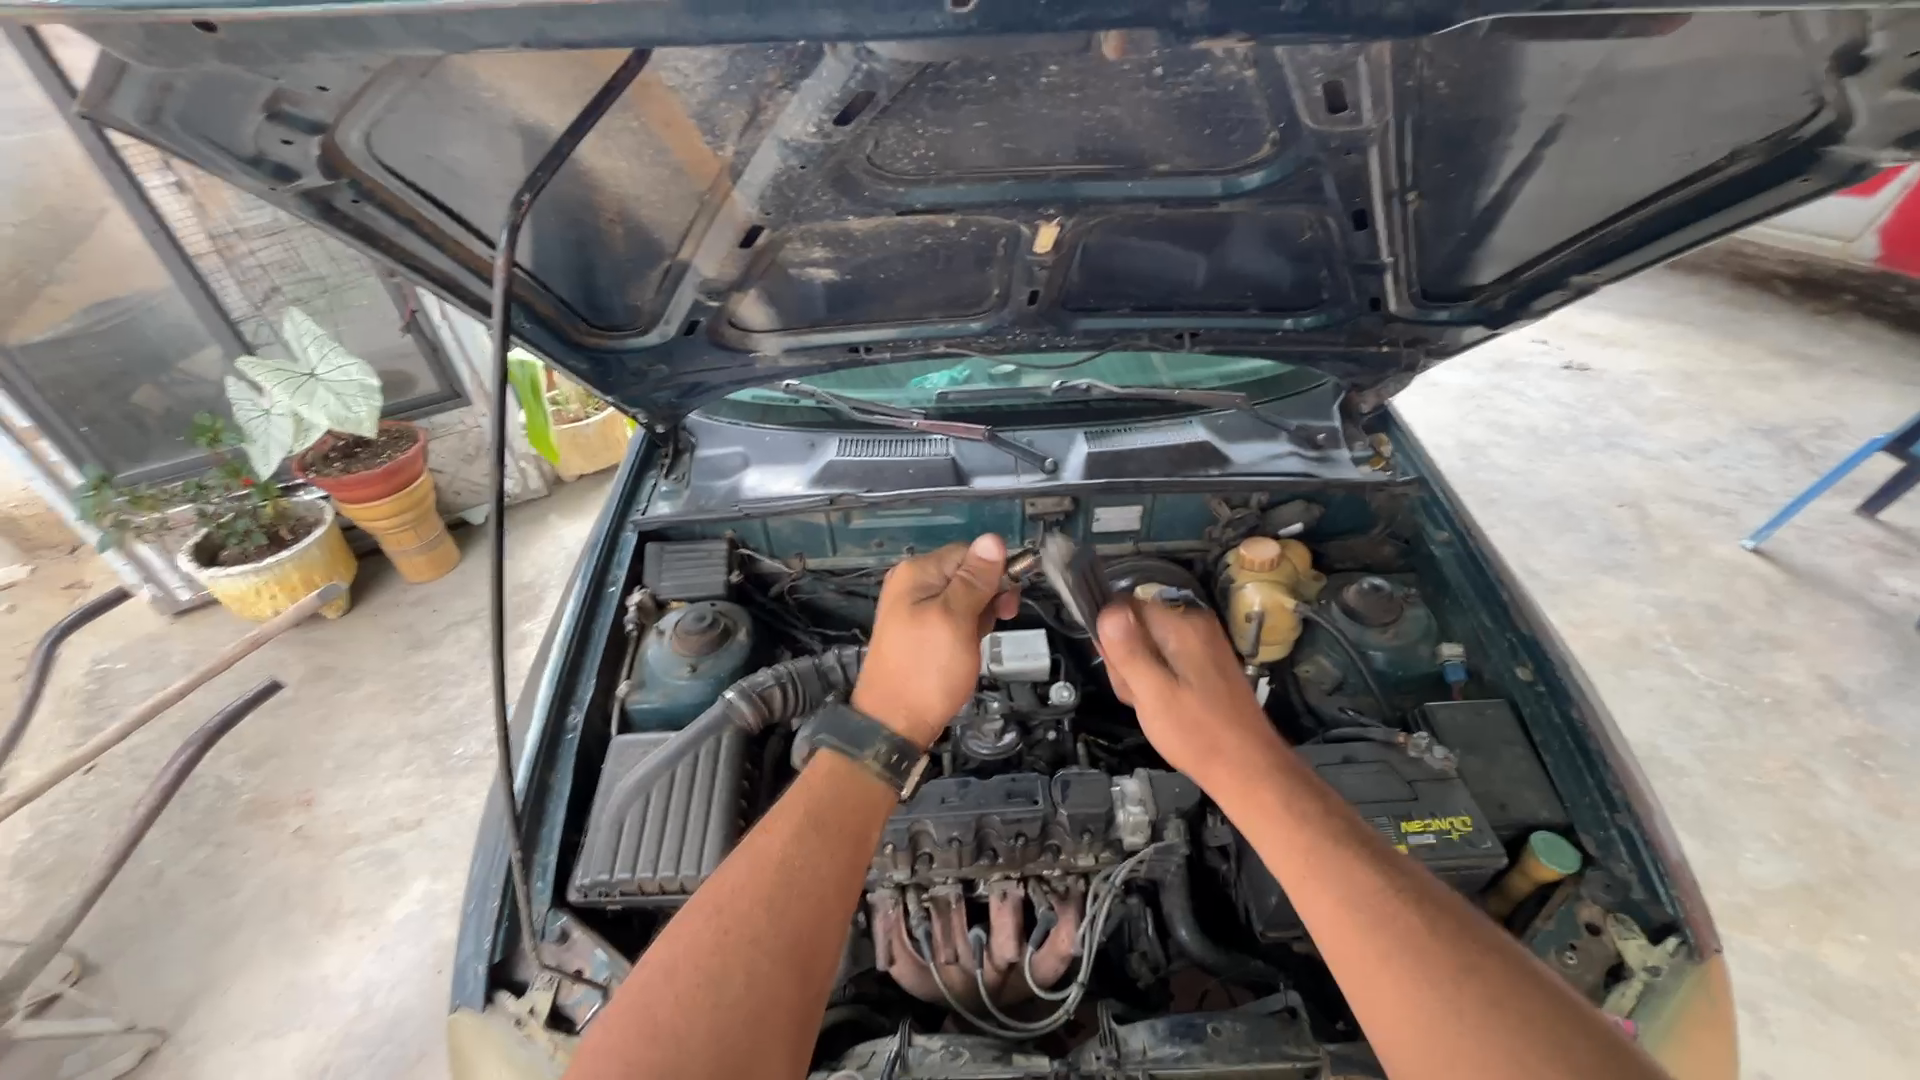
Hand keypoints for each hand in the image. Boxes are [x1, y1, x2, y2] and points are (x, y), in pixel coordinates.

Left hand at [852, 535, 1020, 748]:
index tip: (1009, 602)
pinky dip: (968, 631)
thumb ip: (975, 579)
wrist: (893, 724)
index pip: (969, 553)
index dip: (994, 572)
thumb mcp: (955, 619)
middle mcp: (913, 584)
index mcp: (917, 572)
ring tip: (975, 643)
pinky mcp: (921, 632)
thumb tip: (994, 538)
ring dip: (980, 617)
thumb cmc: (926, 670)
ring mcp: (915, 609)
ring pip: (965, 598)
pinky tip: (967, 649)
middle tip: (999, 622)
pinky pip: (954, 619)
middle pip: (967, 573)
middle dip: (989, 596)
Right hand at [1096, 599, 1285, 786]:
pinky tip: (1164, 708)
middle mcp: (1194, 625)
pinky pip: (1164, 663)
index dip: (1112, 639)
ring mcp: (1201, 645)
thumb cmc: (1198, 734)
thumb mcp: (1153, 693)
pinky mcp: (1204, 665)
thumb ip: (1128, 650)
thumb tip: (1108, 609)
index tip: (1120, 671)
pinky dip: (1156, 685)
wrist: (1248, 770)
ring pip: (1146, 649)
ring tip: (1154, 707)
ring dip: (1139, 678)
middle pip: (1135, 628)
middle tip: (1140, 697)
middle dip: (1127, 663)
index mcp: (1183, 625)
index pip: (1125, 608)